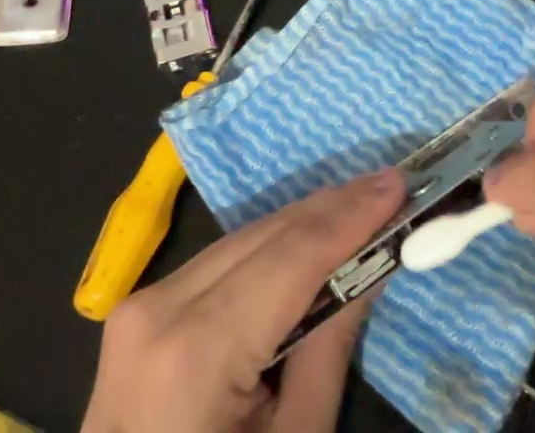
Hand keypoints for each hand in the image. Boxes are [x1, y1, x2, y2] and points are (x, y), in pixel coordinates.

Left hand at [79, 171, 403, 432]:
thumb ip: (329, 348)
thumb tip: (369, 267)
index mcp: (197, 350)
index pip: (291, 257)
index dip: (349, 216)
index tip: (399, 183)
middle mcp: (159, 308)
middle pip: (264, 238)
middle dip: (332, 209)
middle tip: (390, 186)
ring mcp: (138, 306)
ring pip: (240, 241)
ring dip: (303, 222)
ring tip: (360, 203)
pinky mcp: (136, 311)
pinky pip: (215, 262)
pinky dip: (267, 247)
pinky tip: (306, 236)